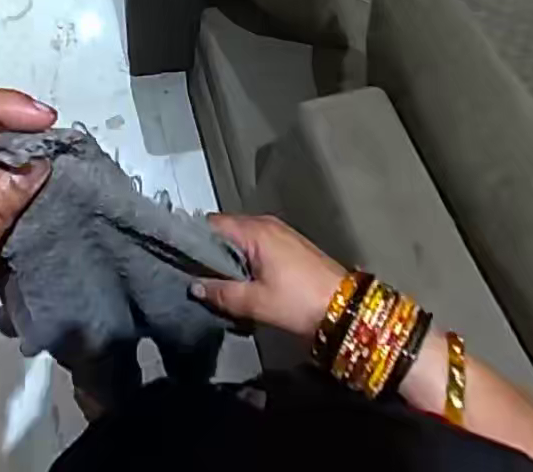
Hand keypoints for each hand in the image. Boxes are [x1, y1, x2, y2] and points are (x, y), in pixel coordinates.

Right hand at [192, 214, 348, 337]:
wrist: (350, 311)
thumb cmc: (299, 302)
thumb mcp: (257, 302)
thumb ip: (222, 293)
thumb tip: (193, 286)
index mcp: (253, 230)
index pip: (212, 223)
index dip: (194, 238)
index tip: (182, 257)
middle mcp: (264, 222)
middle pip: (226, 228)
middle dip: (211, 248)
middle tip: (198, 272)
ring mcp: (279, 231)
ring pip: (242, 236)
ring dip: (230, 253)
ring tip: (218, 277)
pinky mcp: (290, 243)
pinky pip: (257, 242)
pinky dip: (246, 255)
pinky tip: (244, 277)